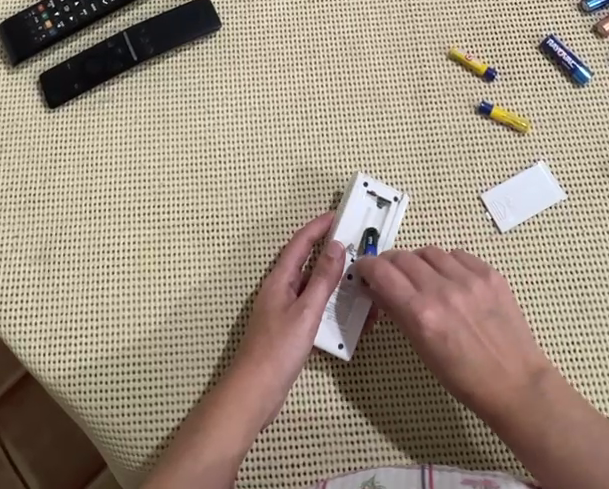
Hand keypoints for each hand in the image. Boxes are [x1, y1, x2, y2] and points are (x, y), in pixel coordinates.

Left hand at [144, 214, 346, 488]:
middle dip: (326, 249)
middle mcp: (279, 289)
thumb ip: (322, 279)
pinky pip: (311, 305)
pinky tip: (343, 310)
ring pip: (309, 284)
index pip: (300, 243)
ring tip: (354, 274)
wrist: (254, 393)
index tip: (338, 215)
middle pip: (304, 261)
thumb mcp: (306, 311)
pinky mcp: (287, 329)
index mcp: (279, 279)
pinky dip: (328, 301)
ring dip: (330, 277)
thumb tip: (336, 246)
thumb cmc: (277, 350)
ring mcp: (282, 310)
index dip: (318, 227)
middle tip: (352, 242)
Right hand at [357, 246, 554, 420]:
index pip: (381, 272)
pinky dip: (446, 263)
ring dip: (418, 262)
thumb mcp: (421, 350)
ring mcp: (469, 279)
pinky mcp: (490, 273)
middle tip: (389, 275)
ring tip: (422, 277)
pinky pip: (457, 255)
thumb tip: (376, 289)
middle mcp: (443, 290)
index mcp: (421, 314)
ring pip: (429, 251)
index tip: (364, 270)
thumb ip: (397, 313)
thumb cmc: (463, 377)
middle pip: (402, 257)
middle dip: (389, 264)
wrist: (516, 383)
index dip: (367, 267)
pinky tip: (450, 279)